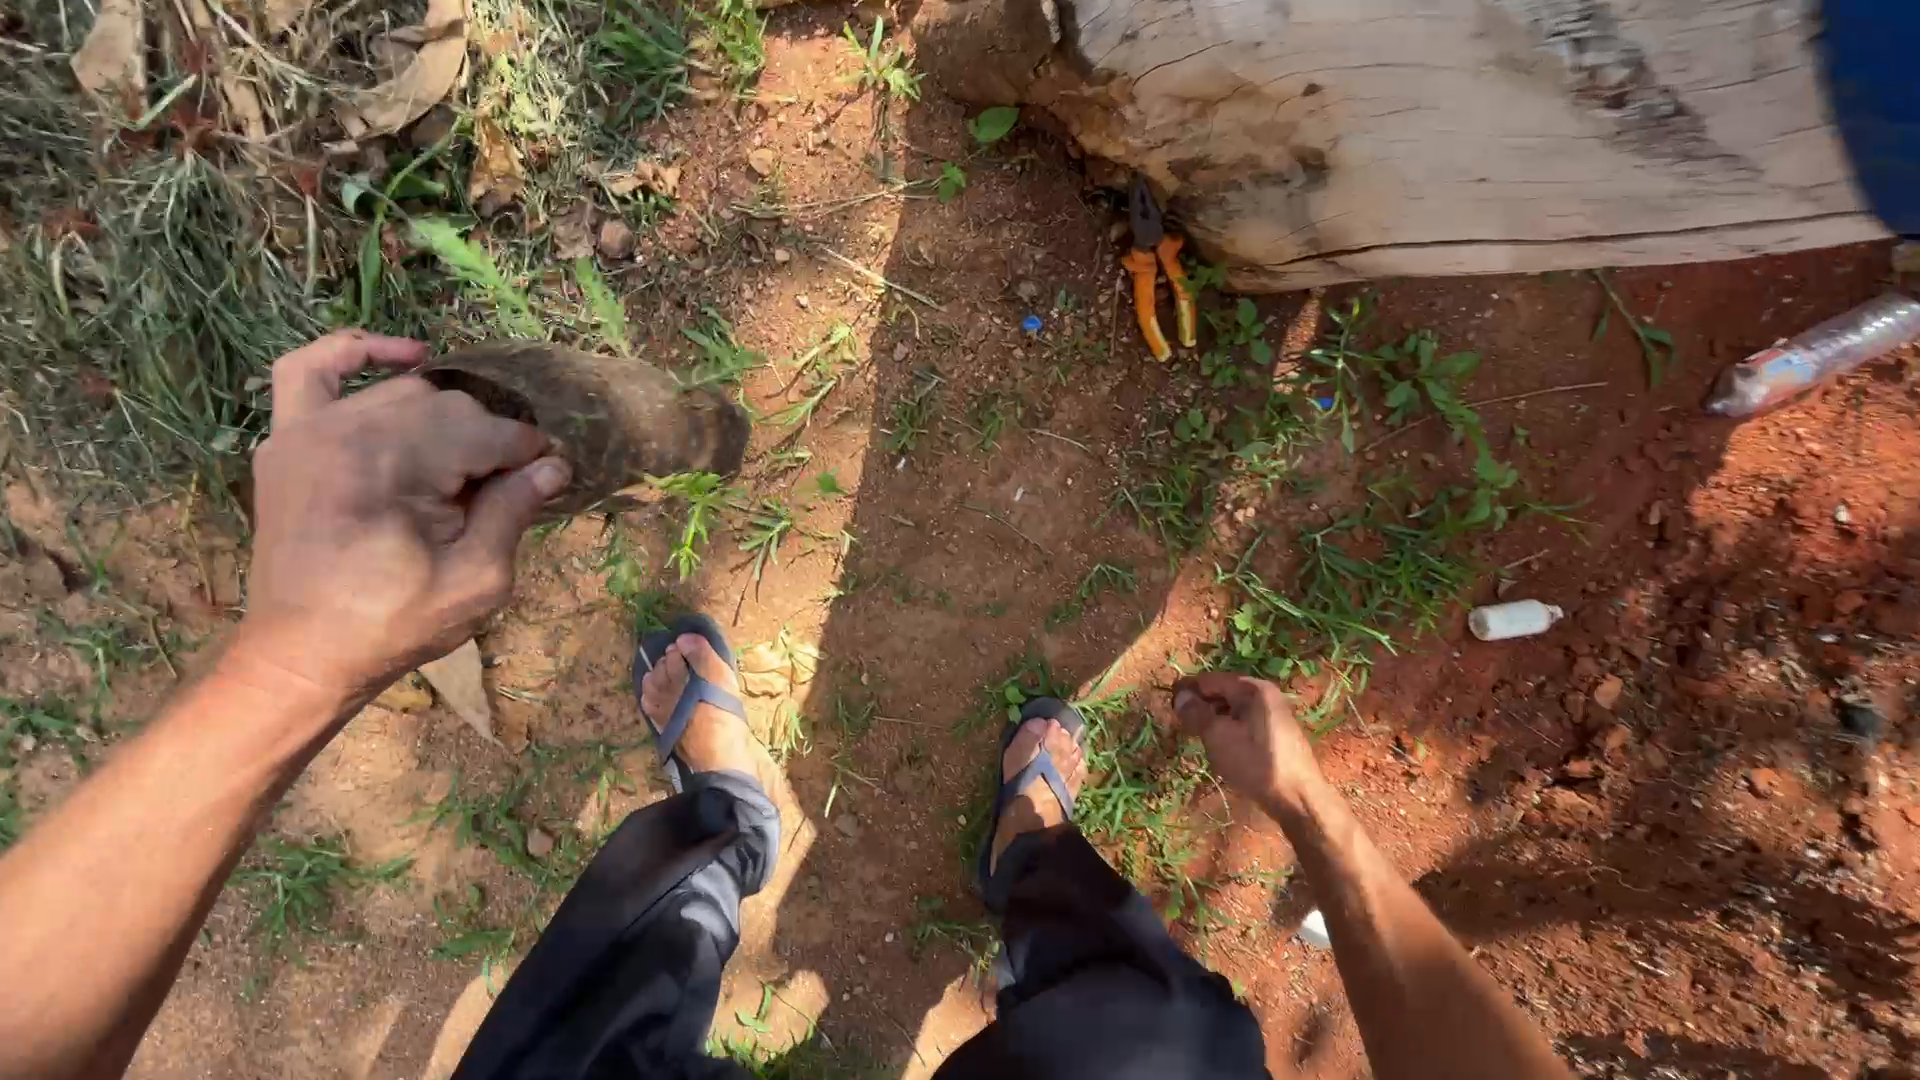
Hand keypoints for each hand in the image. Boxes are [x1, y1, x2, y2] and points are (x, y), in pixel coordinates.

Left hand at [230, 331, 571, 706]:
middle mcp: (345, 432)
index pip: (484, 433)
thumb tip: (554, 466)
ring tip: (468, 461)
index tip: (549, 478)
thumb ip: (513, 511)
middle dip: (492, 441)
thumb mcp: (478, 579)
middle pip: (451, 409)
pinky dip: (355, 352)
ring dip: (449, 418)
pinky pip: (308, 370)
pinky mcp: (288, 441)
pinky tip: (406, 353)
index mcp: (389, 466)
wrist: (304, 653)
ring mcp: (307, 430)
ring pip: (406, 393)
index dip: (527, 454)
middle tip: (512, 484)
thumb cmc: (397, 623)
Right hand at [1172, 672, 1323, 811]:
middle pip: (1222, 692)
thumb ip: (1195, 712)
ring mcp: (1274, 714)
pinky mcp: (1277, 734)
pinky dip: (1228, 729)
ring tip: (1198, 737)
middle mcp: (1265, 695)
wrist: (1298, 798)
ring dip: (1213, 719)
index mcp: (1252, 689)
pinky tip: (1221, 747)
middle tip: (1182, 724)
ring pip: (1233, 709)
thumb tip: (1180, 696)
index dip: (1187, 690)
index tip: (1169, 706)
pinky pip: (1244, 722)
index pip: (1209, 679)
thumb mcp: (1217, 735)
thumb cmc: (1255, 762)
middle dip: (1200, 705)